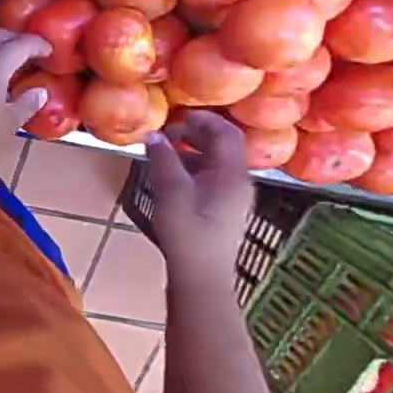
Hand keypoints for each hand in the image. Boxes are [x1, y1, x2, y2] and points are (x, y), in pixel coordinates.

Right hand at [144, 111, 254, 267]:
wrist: (202, 277)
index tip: (175, 116)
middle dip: (195, 133)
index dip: (202, 119)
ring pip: (215, 162)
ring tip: (164, 151)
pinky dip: (192, 168)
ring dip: (191, 150)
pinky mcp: (223, 210)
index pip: (226, 132)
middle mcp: (239, 182)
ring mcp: (233, 197)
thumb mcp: (171, 191)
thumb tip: (153, 135)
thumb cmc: (188, 232)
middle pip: (222, 145)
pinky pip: (211, 177)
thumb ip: (163, 159)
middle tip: (166, 132)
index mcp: (232, 174)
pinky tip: (171, 175)